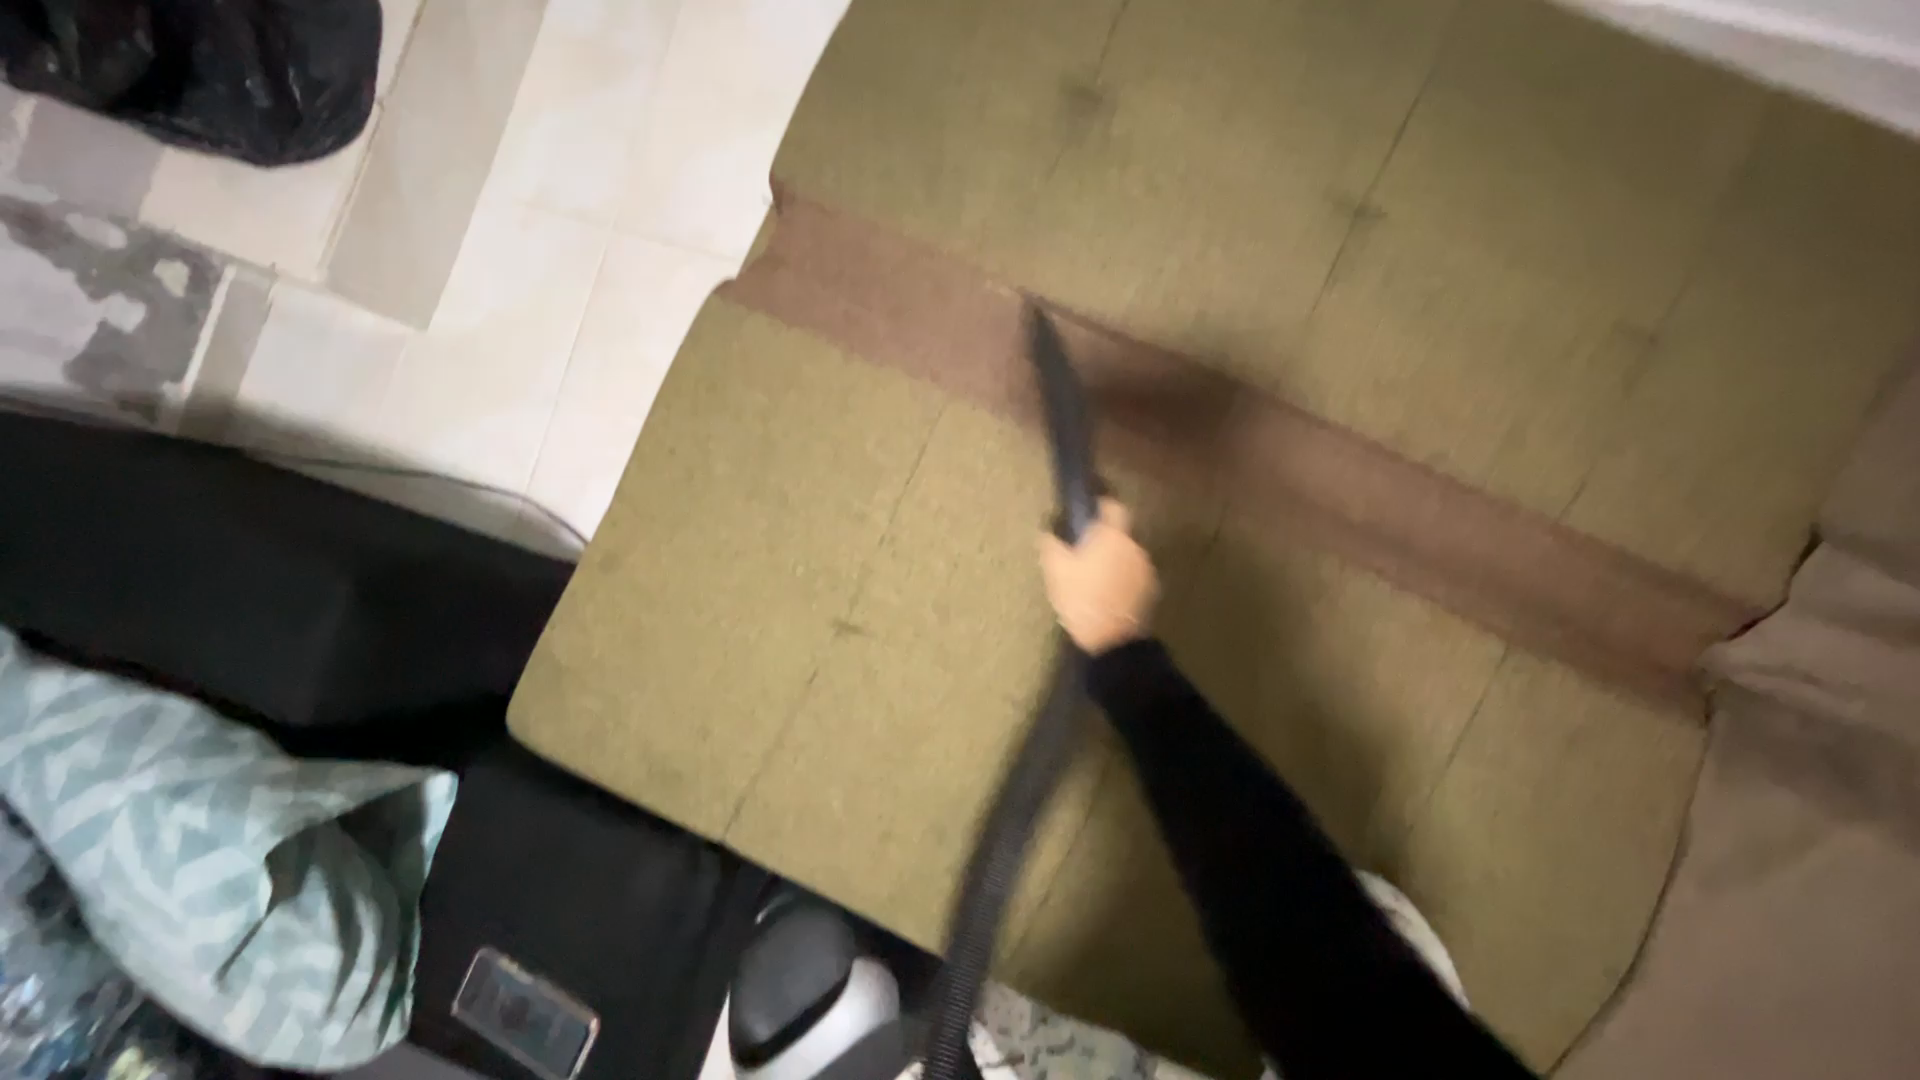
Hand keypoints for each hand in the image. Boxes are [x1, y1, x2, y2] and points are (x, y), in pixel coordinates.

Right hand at [1038, 498, 1159, 653]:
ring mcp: (1145, 569)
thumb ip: (1051, 546)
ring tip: (1096, 580)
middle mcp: (1134, 547)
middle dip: (1104, 542)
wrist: (1110, 638)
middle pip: (1119, 535)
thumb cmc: (1081, 598)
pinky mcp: (1150, 590)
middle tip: (1084, 556)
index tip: (1089, 515)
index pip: (1113, 508)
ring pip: (1127, 556)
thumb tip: (1046, 533)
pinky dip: (1123, 579)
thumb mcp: (1056, 572)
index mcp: (1112, 536)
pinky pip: (1133, 575)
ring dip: (1114, 561)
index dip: (1101, 507)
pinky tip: (1108, 594)